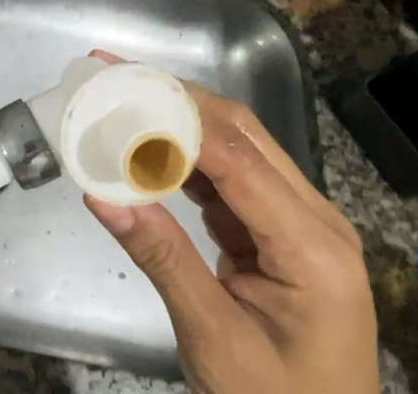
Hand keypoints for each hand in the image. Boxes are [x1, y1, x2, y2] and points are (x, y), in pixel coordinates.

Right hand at [84, 53, 377, 393]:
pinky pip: (229, 178)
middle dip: (176, 99)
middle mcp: (315, 220)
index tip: (118, 93)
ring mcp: (299, 224)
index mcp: (312, 248)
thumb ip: (163, 259)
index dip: (177, 119)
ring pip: (235, 146)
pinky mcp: (278, 233)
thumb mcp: (215, 341)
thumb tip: (102, 193)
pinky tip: (143, 143)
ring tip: (119, 96)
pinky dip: (184, 157)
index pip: (239, 159)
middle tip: (112, 76)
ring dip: (178, 119)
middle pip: (242, 135)